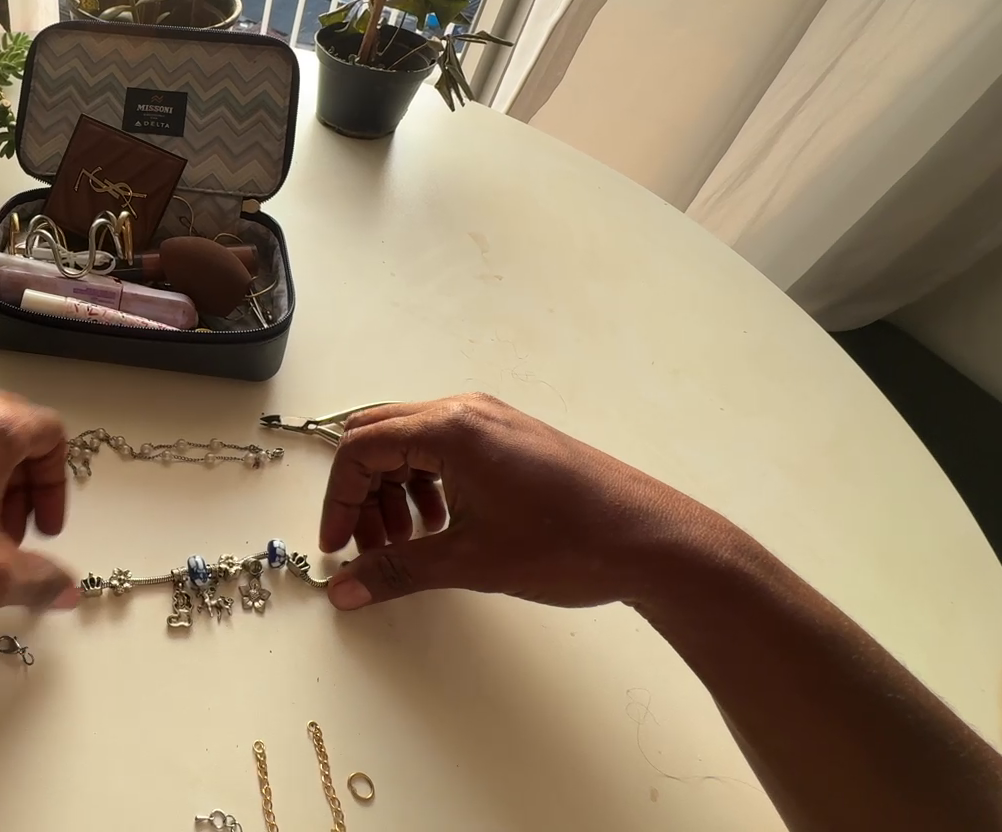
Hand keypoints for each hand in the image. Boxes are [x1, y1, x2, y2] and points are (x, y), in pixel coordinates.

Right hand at [320, 394, 726, 610]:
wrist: (664, 545)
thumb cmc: (567, 546)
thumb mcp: (471, 561)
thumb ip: (396, 572)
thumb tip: (342, 592)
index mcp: (447, 428)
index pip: (359, 450)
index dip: (339, 499)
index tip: (337, 547)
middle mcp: (460, 410)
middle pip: (376, 437)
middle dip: (361, 493)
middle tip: (367, 544)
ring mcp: (485, 418)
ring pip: (406, 443)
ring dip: (391, 490)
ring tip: (406, 541)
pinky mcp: (505, 435)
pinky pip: (439, 449)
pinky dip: (422, 484)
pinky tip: (441, 524)